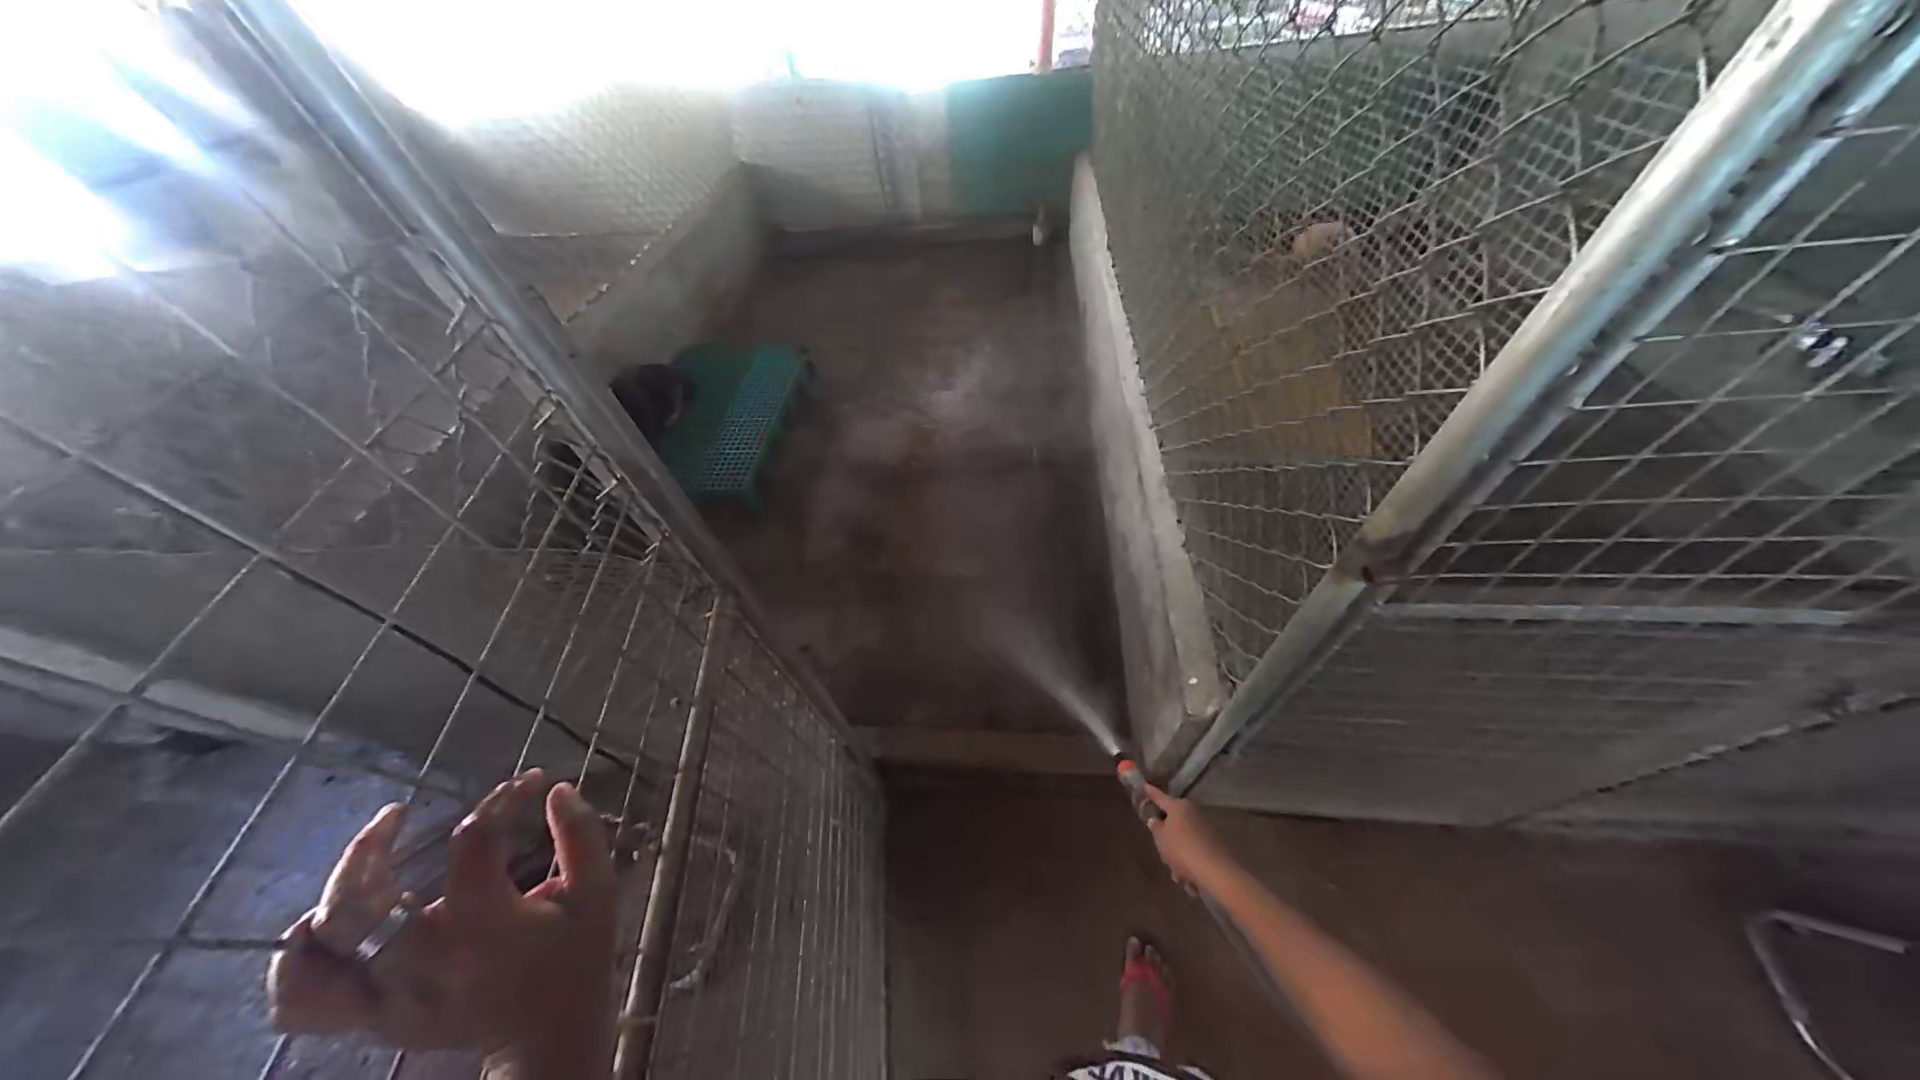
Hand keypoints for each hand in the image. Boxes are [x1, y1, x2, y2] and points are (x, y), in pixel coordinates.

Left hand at [267, 769, 615, 1071]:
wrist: (552, 1036)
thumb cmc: (578, 956)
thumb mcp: (597, 891)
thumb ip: (582, 835)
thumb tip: (557, 789)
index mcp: (486, 928)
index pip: (475, 842)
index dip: (501, 798)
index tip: (531, 782)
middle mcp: (425, 964)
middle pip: (356, 905)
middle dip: (368, 847)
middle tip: (396, 815)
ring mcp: (388, 1000)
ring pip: (311, 957)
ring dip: (326, 903)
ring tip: (358, 870)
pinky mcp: (372, 1022)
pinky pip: (301, 1002)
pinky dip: (298, 965)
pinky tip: (324, 930)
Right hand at [1142, 783, 1232, 889]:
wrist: (1215, 871)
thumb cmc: (1181, 849)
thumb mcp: (1160, 838)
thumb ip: (1155, 827)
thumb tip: (1155, 820)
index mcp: (1179, 807)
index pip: (1161, 797)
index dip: (1152, 793)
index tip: (1146, 786)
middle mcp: (1194, 813)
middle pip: (1174, 824)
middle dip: (1168, 841)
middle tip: (1164, 856)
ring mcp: (1206, 828)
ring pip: (1184, 841)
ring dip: (1179, 858)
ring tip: (1179, 876)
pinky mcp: (1215, 843)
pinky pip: (1195, 851)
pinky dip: (1191, 863)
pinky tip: (1190, 881)